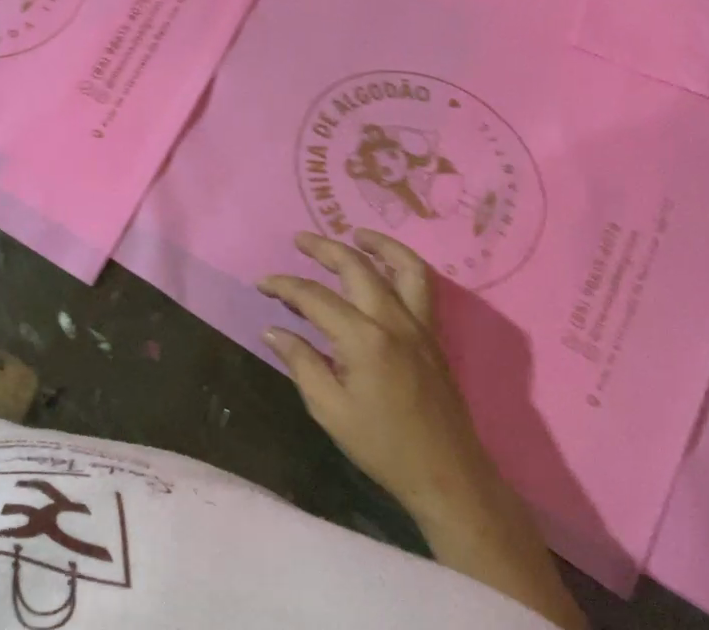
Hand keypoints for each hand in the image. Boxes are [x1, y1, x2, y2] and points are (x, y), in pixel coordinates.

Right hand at [259, 229, 506, 524]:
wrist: (448, 476)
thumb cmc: (382, 446)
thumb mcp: (328, 409)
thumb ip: (301, 362)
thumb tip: (274, 331)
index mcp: (363, 340)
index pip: (315, 297)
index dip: (284, 285)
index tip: (261, 284)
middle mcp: (394, 323)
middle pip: (358, 269)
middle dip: (325, 248)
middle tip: (300, 238)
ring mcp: (421, 328)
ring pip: (404, 269)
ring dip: (378, 245)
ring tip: (356, 232)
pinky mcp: (434, 339)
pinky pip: (422, 288)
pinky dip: (402, 267)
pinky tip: (385, 269)